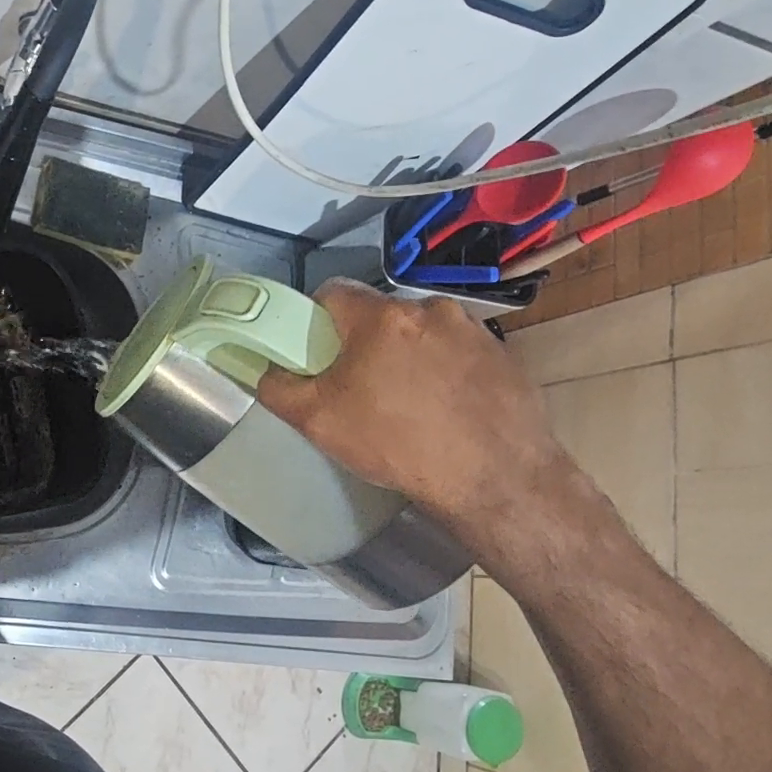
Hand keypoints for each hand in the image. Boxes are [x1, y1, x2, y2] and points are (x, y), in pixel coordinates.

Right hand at [256, 278, 569, 531]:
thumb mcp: (317, 422)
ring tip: (403, 405)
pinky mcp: (501, 353)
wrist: (494, 477)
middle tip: (356, 390)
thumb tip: (270, 372)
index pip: (332, 293)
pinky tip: (439, 410)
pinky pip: (453, 352)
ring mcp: (471, 329)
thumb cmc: (397, 445)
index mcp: (381, 317)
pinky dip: (439, 371)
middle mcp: (429, 309)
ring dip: (403, 357)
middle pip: (377, 315)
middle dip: (361, 344)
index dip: (315, 321)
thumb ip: (279, 388)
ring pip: (417, 333)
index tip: (315, 355)